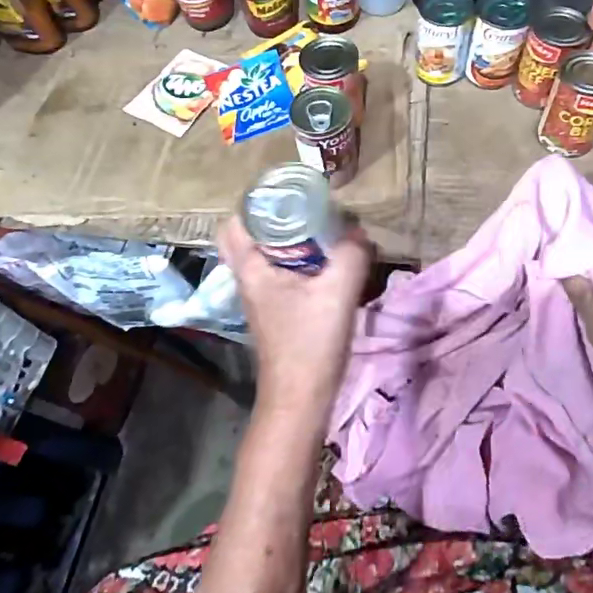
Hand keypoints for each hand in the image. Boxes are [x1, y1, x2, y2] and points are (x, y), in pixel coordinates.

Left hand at [216, 216, 372, 416]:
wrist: (300, 400)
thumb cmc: (310, 343)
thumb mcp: (338, 292)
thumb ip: (351, 254)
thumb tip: (358, 231)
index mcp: (250, 268)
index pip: (234, 222)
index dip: (255, 202)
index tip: (287, 192)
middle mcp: (248, 279)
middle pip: (248, 236)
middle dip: (273, 219)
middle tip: (305, 210)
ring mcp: (259, 298)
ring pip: (264, 257)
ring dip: (287, 241)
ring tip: (320, 231)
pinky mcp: (274, 313)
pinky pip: (279, 275)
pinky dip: (296, 263)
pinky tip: (325, 266)